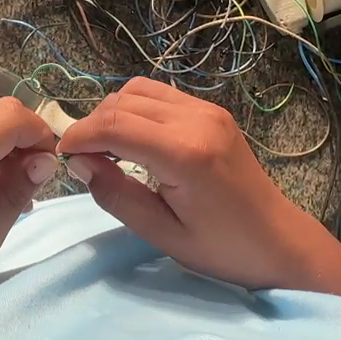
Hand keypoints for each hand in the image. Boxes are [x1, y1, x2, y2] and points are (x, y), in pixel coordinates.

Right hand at [56, 77, 340, 290]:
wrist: (279, 240)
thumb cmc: (222, 248)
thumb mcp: (162, 233)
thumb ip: (116, 195)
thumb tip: (79, 163)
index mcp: (185, 153)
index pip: (115, 126)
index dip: (80, 137)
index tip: (61, 158)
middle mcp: (197, 119)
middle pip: (123, 102)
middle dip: (93, 125)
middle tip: (82, 160)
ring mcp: (208, 110)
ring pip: (140, 90)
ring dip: (114, 113)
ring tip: (106, 150)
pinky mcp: (214, 111)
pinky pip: (161, 96)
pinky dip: (136, 109)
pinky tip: (134, 140)